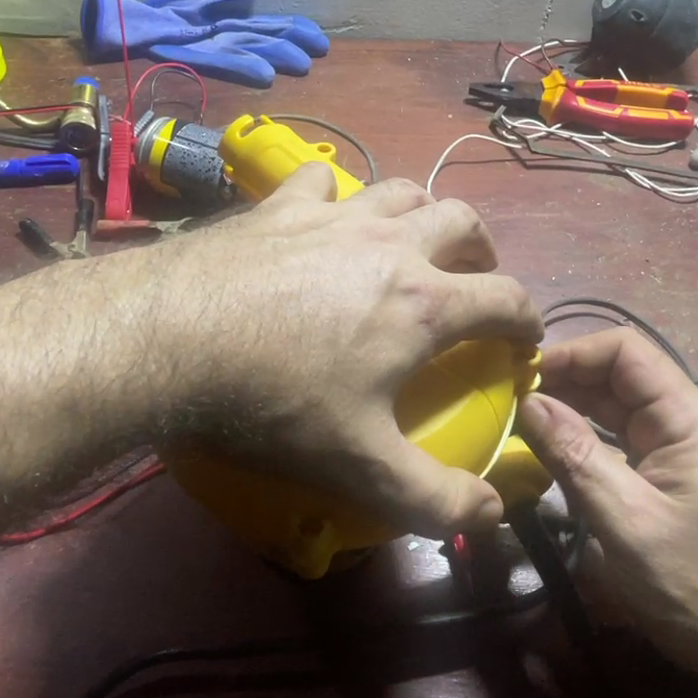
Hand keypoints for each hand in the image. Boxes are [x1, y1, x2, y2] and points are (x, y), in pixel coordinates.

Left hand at [129, 164, 541, 536]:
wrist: (171, 341)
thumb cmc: (275, 403)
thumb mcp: (361, 468)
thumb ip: (435, 500)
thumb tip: (493, 514)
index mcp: (423, 302)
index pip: (506, 298)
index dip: (527, 320)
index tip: (522, 341)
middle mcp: (389, 244)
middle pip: (462, 221)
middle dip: (482, 251)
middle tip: (473, 280)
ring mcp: (332, 217)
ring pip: (400, 190)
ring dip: (421, 214)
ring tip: (413, 242)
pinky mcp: (278, 206)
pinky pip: (321, 183)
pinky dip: (336, 195)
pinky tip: (325, 215)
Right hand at [517, 328, 697, 691]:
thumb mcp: (626, 522)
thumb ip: (574, 455)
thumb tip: (528, 401)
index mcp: (692, 419)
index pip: (624, 350)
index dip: (569, 352)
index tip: (520, 376)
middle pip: (623, 377)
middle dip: (565, 382)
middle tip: (511, 404)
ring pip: (627, 410)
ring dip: (577, 410)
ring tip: (526, 426)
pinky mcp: (692, 479)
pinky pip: (637, 441)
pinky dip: (596, 440)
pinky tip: (563, 456)